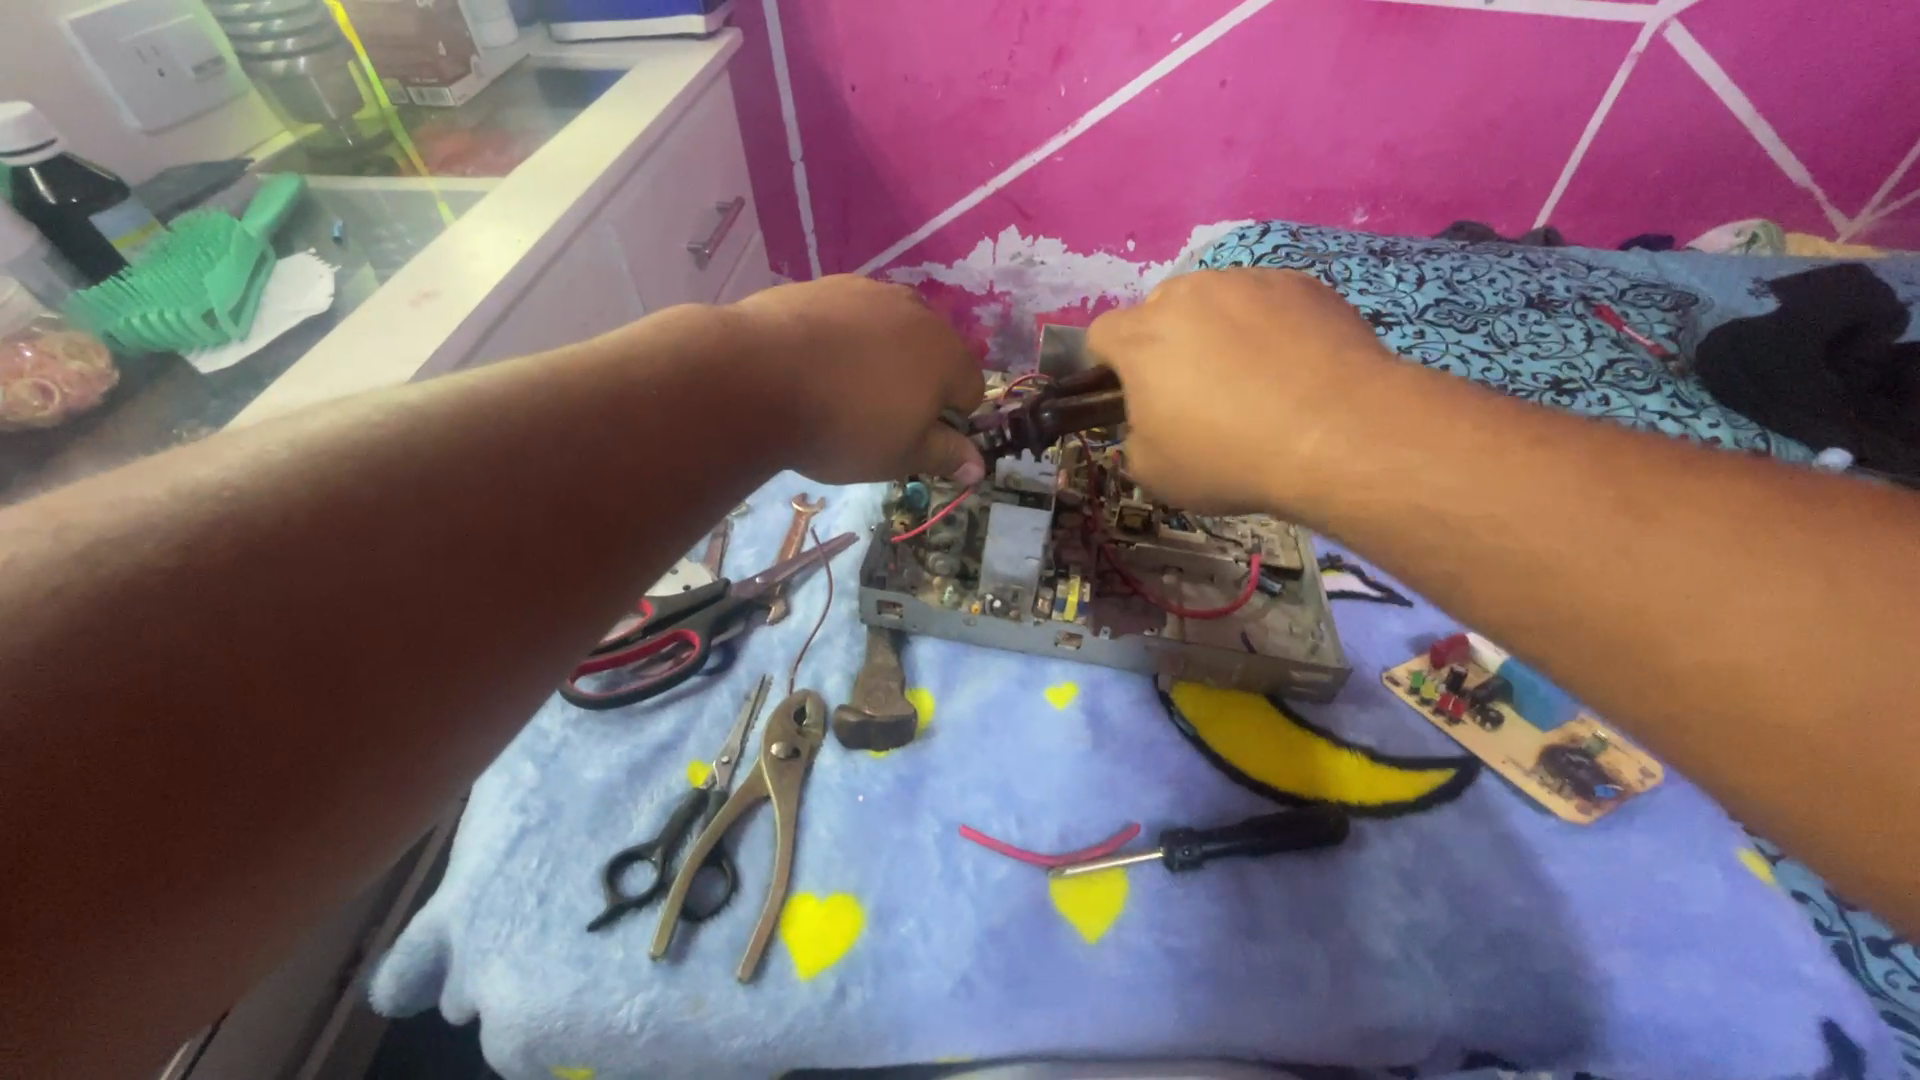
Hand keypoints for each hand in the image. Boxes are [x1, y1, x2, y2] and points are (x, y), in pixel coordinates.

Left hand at [733, 276, 986, 485]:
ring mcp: (870, 291)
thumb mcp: (902, 456)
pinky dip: (842, 340)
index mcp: (948, 355)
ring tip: (840, 391)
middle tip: (877, 419)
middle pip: (932, 355)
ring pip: (890, 332)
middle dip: (916, 385)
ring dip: (879, 359)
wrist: (757, 376)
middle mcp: (918, 312)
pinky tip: (812, 366)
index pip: (970, 391)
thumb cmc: (846, 426)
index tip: (914, 440)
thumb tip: (979, 467)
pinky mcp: (825, 284)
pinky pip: (849, 318)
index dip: (948, 421)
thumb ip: (946, 456)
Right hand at [1088, 268, 1395, 512]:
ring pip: (1215, 300)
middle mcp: (1189, 296)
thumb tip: (1148, 423)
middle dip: (1167, 342)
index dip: (1111, 365)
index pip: (1102, 334)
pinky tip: (1294, 367)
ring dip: (1219, 330)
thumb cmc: (1230, 459)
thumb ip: (1134, 437)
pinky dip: (1270, 326)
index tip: (1133, 395)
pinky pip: (1268, 301)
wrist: (1338, 435)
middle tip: (1196, 391)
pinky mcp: (1301, 284)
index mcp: (1142, 339)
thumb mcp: (1155, 473)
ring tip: (1254, 378)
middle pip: (1159, 309)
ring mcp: (1248, 282)